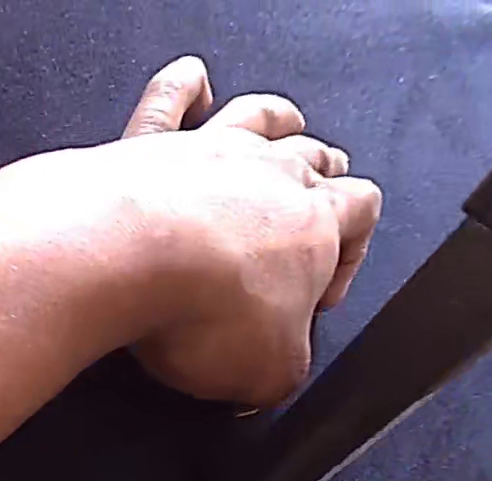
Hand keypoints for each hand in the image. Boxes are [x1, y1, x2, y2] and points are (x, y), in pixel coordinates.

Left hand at [7, 57, 381, 404]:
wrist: (131, 260)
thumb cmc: (201, 310)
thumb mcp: (265, 371)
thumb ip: (280, 375)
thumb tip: (270, 383)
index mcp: (312, 224)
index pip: (359, 216)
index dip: (349, 252)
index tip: (320, 291)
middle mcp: (266, 174)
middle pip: (314, 160)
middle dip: (321, 182)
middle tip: (309, 210)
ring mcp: (205, 153)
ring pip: (262, 119)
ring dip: (278, 125)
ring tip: (286, 132)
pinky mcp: (145, 146)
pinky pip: (172, 98)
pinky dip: (184, 88)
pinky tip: (191, 86)